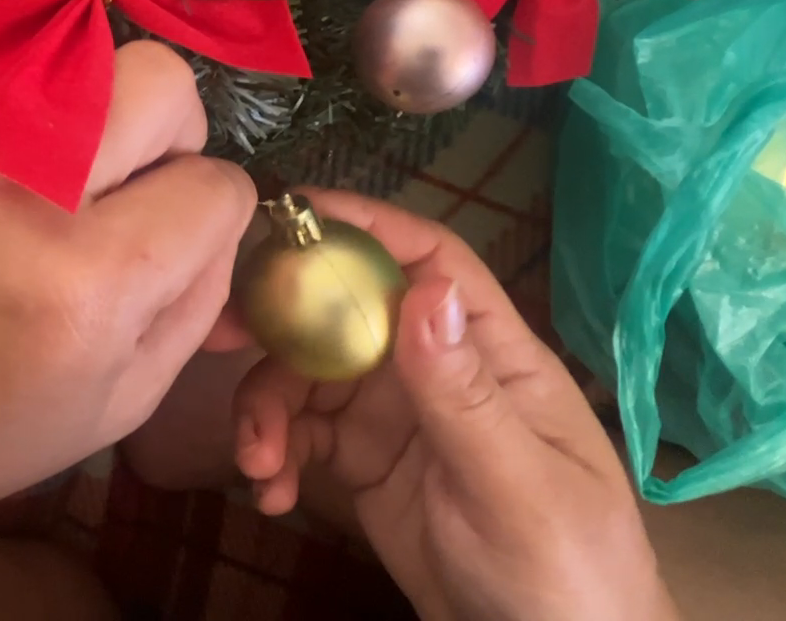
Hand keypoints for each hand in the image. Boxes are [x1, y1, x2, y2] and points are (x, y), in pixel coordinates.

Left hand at [0, 42, 255, 587]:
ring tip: (46, 177)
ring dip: (88, 115)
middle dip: (169, 130)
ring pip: (77, 57)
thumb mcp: (122, 396)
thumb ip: (200, 290)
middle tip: (126, 181)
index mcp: (79, 285)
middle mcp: (8, 186)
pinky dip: (11, 116)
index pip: (213, 184)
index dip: (212, 211)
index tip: (176, 232)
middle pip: (157, 78)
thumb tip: (217, 201)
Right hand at [234, 189, 674, 620]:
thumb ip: (465, 394)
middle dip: (277, 319)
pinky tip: (271, 491)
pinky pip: (295, 431)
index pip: (426, 259)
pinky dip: (273, 452)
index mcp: (485, 350)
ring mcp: (387, 410)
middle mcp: (427, 365)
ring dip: (265, 409)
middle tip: (220, 336)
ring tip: (256, 461)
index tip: (295, 211)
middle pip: (340, 310)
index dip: (366, 223)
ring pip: (303, 373)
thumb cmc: (564, 573)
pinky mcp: (354, 456)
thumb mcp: (517, 489)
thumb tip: (425, 287)